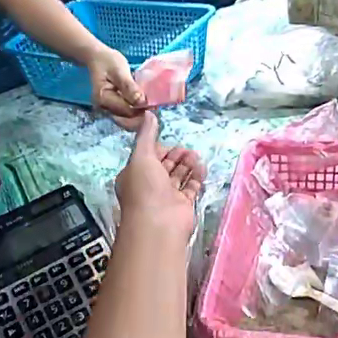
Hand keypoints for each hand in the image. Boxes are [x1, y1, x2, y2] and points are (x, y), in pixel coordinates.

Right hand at [87, 46, 146, 128]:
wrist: (98, 58)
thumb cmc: (108, 62)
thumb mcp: (120, 70)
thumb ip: (130, 87)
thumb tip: (141, 102)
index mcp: (103, 99)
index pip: (127, 111)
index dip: (142, 109)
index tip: (154, 102)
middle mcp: (104, 108)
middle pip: (127, 119)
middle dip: (142, 115)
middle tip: (154, 104)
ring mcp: (107, 110)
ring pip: (127, 120)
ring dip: (140, 115)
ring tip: (150, 105)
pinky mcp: (112, 109)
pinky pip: (126, 115)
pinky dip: (136, 112)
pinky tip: (143, 105)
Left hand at [115, 112, 203, 239]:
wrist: (159, 223)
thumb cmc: (145, 188)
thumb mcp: (142, 156)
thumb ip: (147, 135)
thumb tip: (149, 114)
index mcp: (135, 174)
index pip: (148, 157)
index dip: (160, 148)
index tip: (171, 142)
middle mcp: (150, 185)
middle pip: (165, 166)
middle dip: (176, 156)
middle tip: (188, 150)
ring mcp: (167, 196)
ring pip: (179, 176)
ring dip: (188, 164)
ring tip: (196, 157)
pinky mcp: (182, 204)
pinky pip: (191, 187)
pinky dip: (196, 177)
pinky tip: (202, 168)